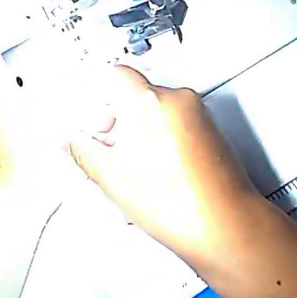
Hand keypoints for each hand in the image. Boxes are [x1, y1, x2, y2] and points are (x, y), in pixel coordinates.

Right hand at [66, 65, 269, 262]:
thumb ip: (83, 149)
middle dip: (121, 119)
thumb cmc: (176, 202)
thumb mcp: (110, 176)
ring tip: (139, 167)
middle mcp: (177, 99)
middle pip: (138, 94)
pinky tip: (162, 171)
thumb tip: (74, 140)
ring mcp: (198, 112)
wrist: (222, 222)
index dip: (100, 96)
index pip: (116, 74)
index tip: (94, 115)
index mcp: (148, 101)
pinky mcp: (212, 128)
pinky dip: (167, 137)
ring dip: (145, 129)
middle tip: (112, 148)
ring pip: (160, 109)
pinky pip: (179, 122)